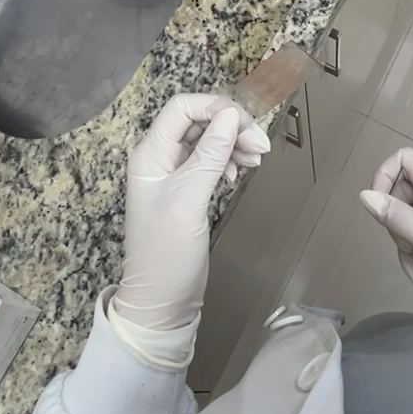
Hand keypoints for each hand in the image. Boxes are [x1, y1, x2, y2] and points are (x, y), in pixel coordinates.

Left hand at [114, 95, 270, 330]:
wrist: (161, 306)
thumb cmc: (167, 255)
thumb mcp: (189, 201)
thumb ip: (209, 156)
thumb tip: (230, 115)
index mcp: (151, 153)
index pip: (182, 107)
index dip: (215, 107)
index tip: (246, 124)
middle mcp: (160, 156)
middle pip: (198, 120)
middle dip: (230, 125)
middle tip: (261, 145)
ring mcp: (173, 173)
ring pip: (207, 138)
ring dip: (234, 141)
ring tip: (258, 157)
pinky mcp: (188, 188)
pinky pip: (211, 158)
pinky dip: (229, 158)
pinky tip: (241, 170)